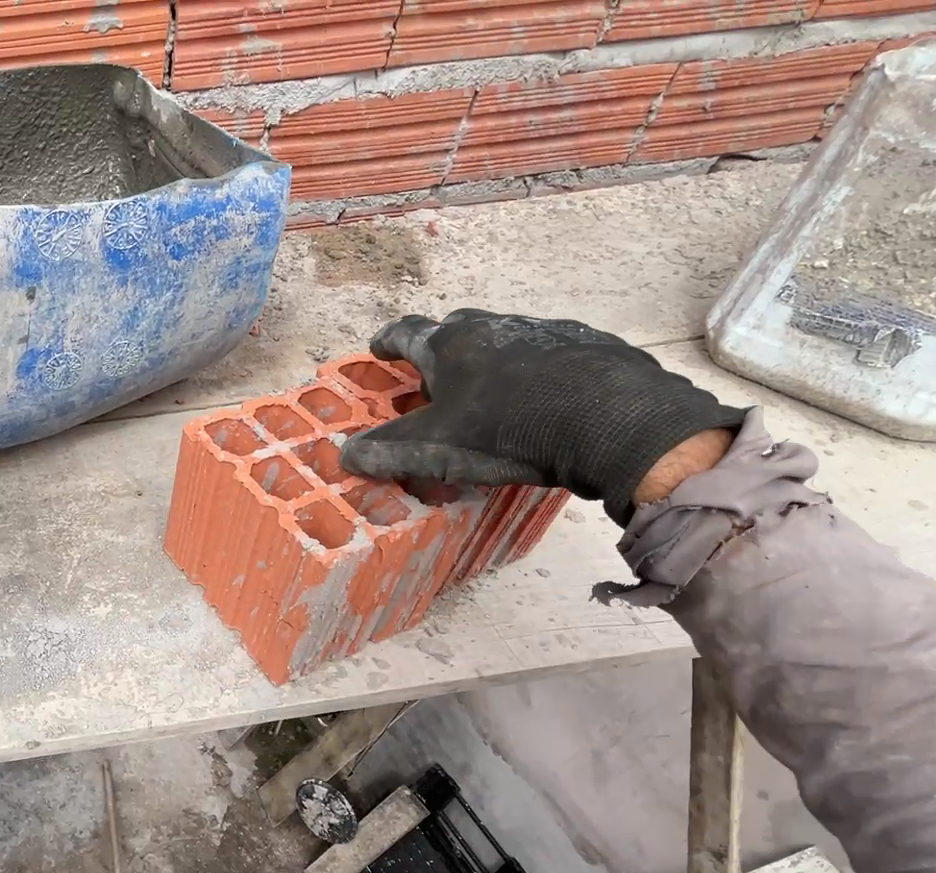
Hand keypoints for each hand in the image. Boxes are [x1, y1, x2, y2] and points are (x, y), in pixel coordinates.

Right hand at [341, 310, 745, 522]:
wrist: (616, 422)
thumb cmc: (507, 431)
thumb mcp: (433, 449)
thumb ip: (386, 451)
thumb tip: (346, 454)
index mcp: (450, 345)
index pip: (405, 332)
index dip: (387, 341)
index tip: (379, 349)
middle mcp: (494, 326)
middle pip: (456, 327)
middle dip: (440, 349)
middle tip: (437, 381)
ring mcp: (545, 331)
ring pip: (504, 339)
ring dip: (489, 360)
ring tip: (492, 395)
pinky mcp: (591, 345)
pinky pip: (549, 353)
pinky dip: (535, 371)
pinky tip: (544, 400)